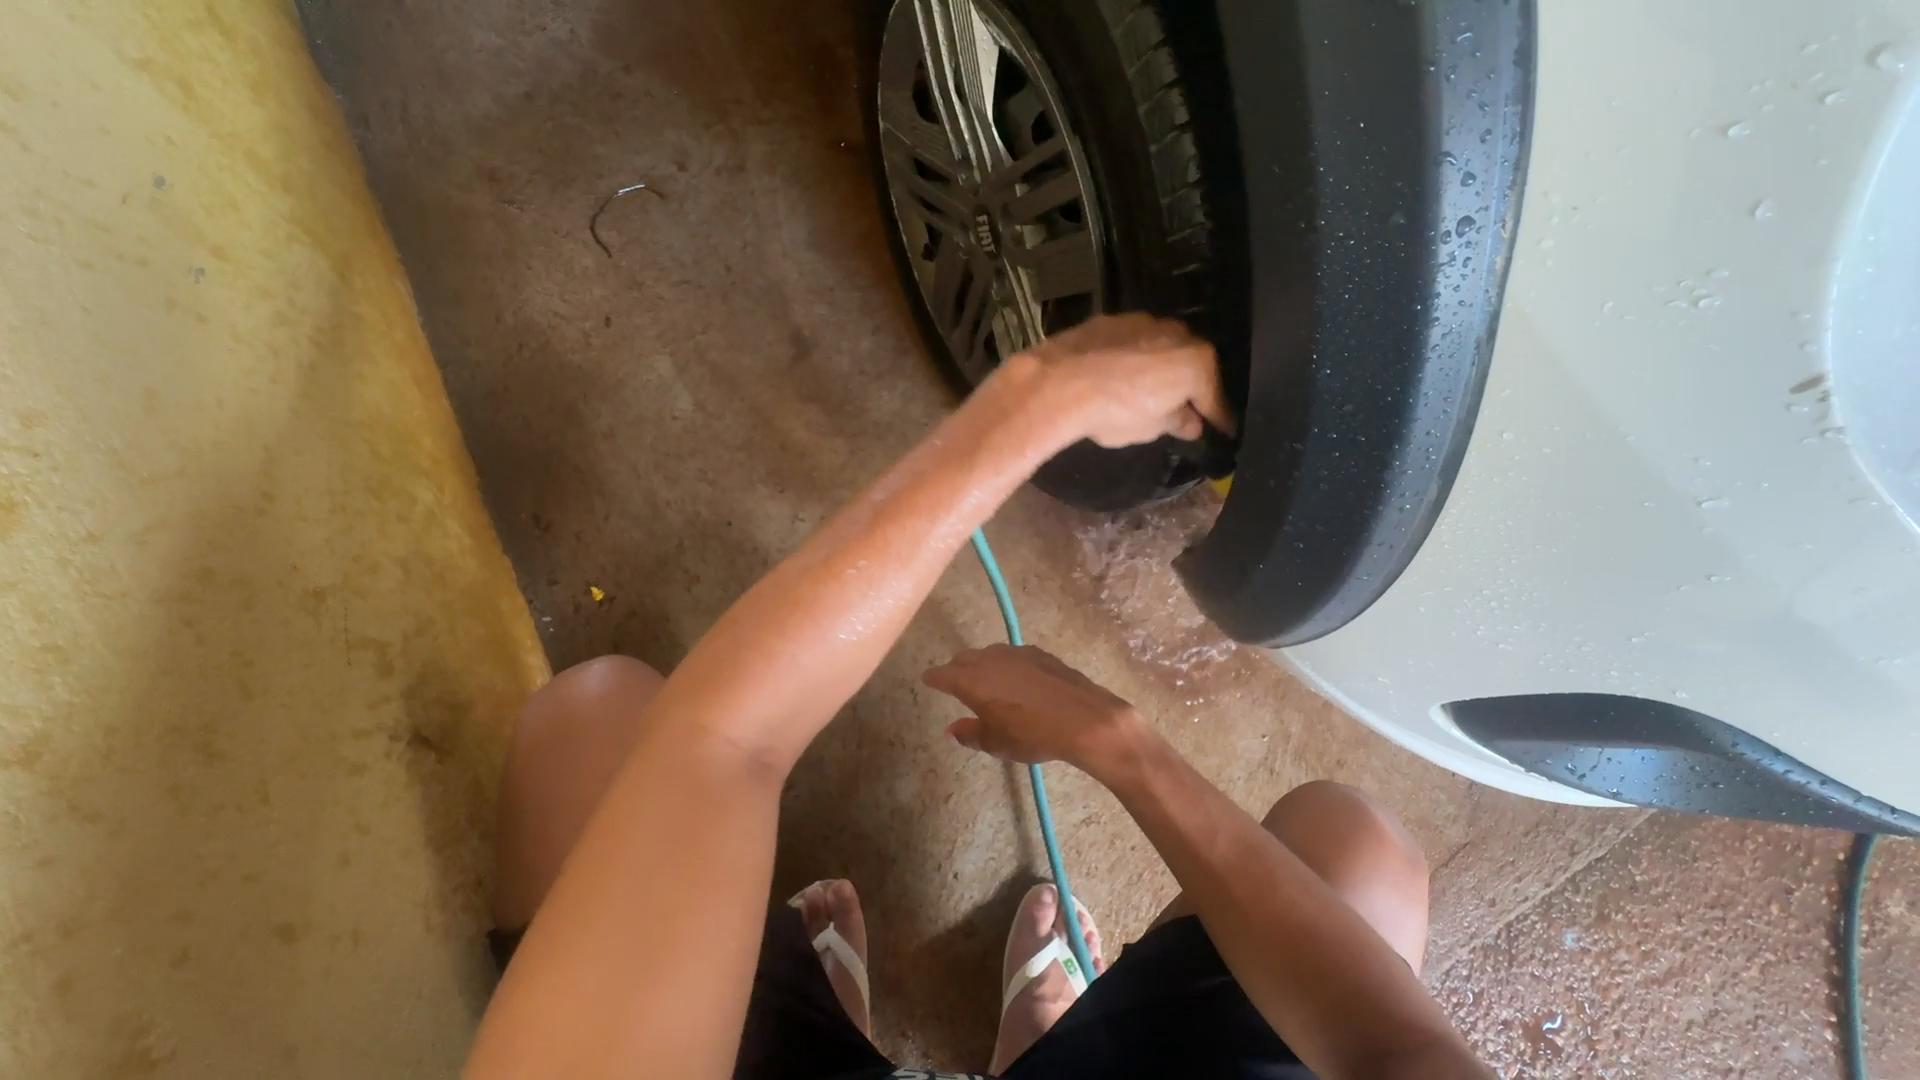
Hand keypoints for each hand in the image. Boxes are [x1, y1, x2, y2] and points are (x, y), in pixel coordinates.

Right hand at [921, 644, 1143, 772]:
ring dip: (983, 665)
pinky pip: (1014, 655)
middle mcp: (990, 659)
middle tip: (955, 683)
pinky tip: (1017, 680)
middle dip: (956, 669)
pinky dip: (1007, 665)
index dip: (933, 679)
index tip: (928, 680)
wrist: (1083, 719)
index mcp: (971, 681)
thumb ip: (970, 734)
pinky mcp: (1040, 654)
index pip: (942, 674)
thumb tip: (953, 729)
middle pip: (964, 659)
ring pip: (989, 653)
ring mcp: (1017, 653)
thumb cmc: (1032, 735)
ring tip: (987, 682)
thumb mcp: (996, 743)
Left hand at [1005, 314, 1233, 448]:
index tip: (1221, 430)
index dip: (1218, 417)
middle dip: (1187, 385)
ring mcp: (1140, 321)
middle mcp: (1174, 332)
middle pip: (1189, 362)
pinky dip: (1128, 356)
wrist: (1058, 384)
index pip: (1214, 396)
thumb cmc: (1115, 412)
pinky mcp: (1107, 320)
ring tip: (1143, 391)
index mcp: (1196, 361)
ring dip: (1156, 366)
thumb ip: (1176, 422)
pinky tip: (1114, 373)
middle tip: (1179, 409)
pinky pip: (1128, 341)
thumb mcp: (1151, 428)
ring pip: (1158, 345)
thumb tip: (1190, 422)